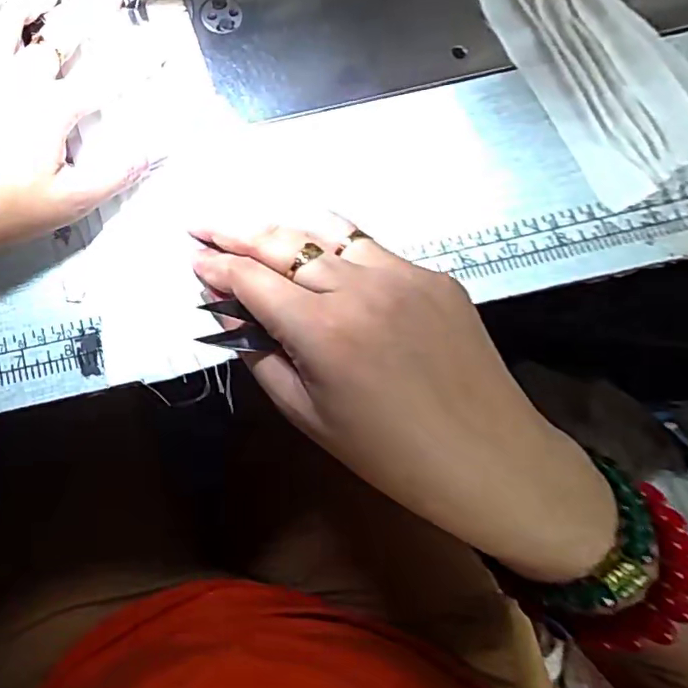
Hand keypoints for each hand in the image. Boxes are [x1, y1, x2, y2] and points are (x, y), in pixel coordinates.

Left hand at [0, 0, 146, 282]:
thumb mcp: (67, 203)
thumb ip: (113, 176)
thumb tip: (145, 156)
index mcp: (50, 108)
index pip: (104, 76)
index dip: (136, 60)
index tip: (154, 49)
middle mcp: (15, 81)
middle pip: (56, 35)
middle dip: (86, 16)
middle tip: (104, 4)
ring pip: (2, 21)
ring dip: (27, 4)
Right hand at [191, 215, 617, 581]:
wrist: (491, 459)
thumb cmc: (388, 455)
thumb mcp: (308, 415)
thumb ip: (261, 356)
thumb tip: (231, 314)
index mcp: (324, 331)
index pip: (252, 280)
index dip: (218, 267)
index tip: (195, 259)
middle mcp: (359, 288)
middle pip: (283, 242)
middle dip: (237, 234)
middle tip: (206, 228)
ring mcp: (402, 274)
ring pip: (325, 231)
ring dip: (284, 230)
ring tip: (255, 231)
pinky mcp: (433, 273)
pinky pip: (370, 247)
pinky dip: (334, 243)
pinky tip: (318, 249)